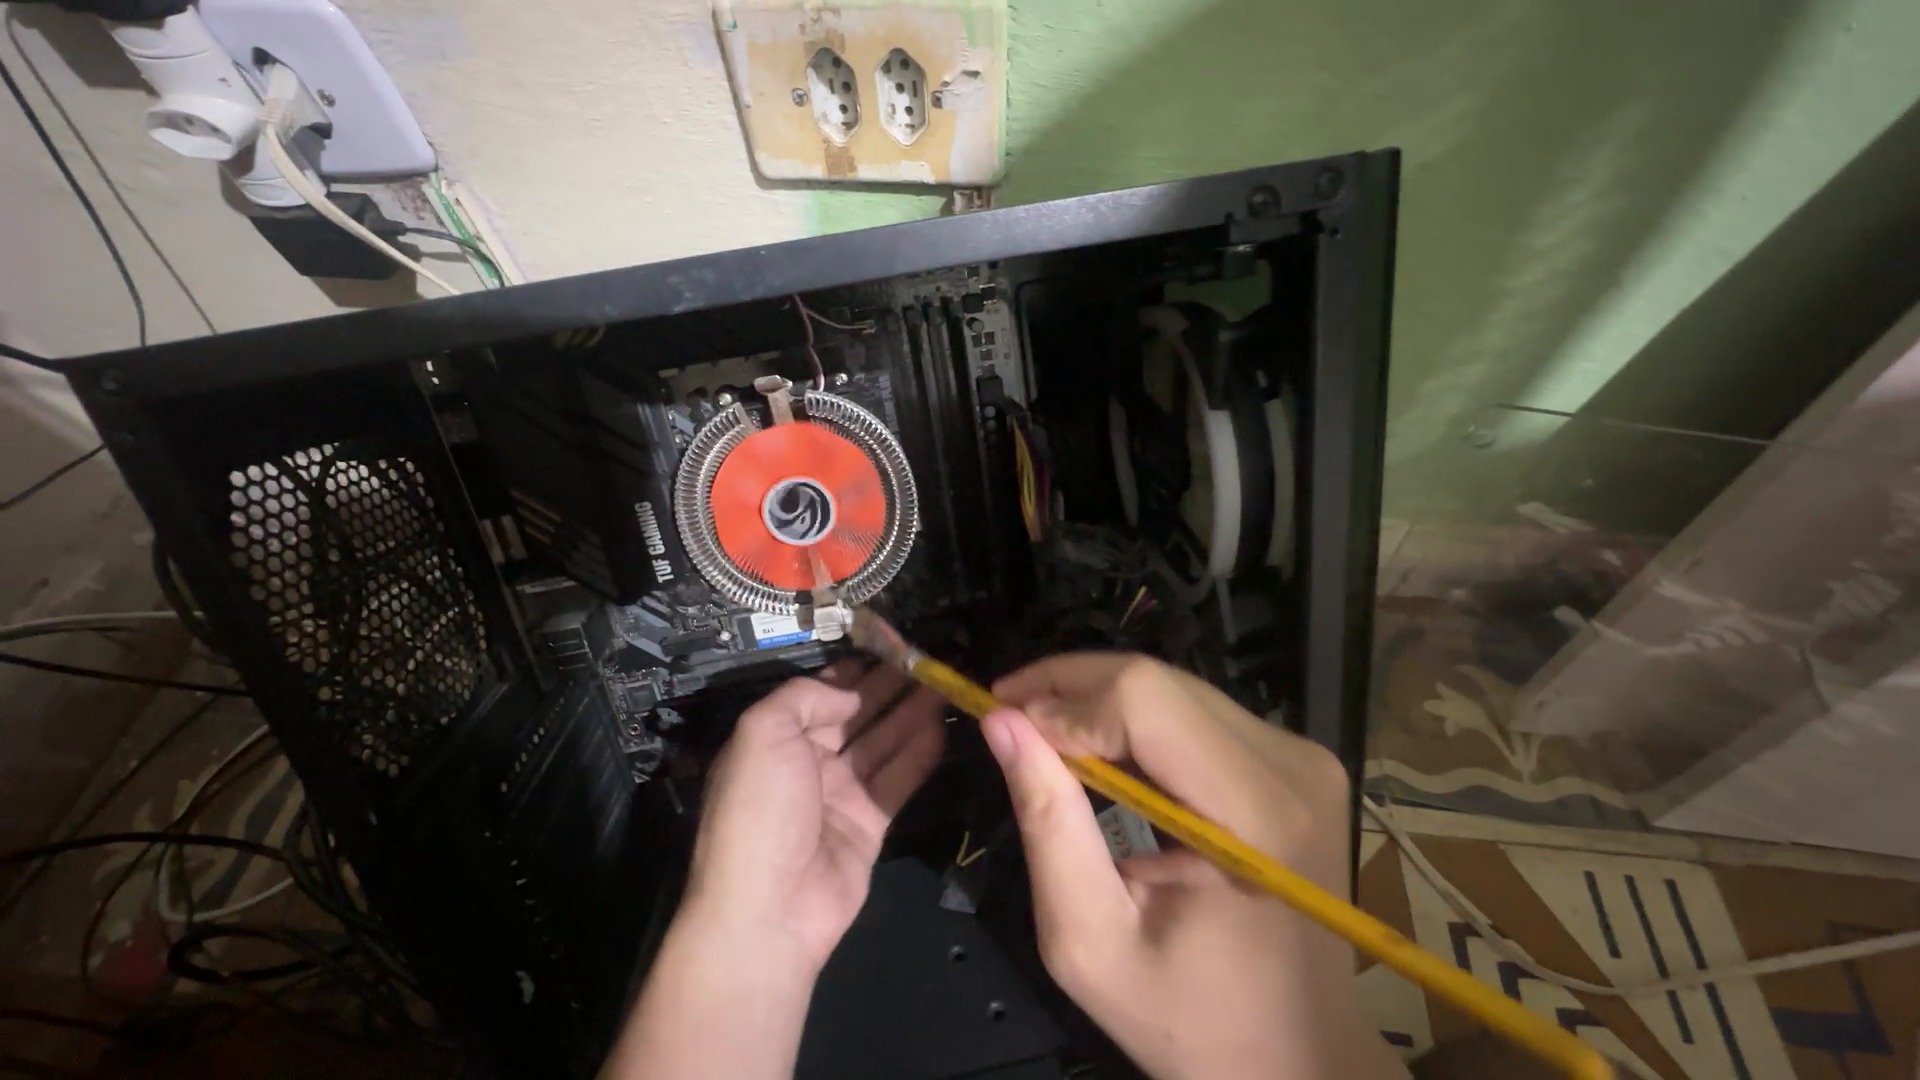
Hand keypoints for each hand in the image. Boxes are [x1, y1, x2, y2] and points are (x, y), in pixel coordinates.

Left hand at [685, 661, 946, 967]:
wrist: (769, 908)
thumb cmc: (758, 811)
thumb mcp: (762, 733)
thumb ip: (804, 697)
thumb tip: (847, 691)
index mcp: (775, 741)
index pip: (819, 696)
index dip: (852, 674)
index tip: (888, 650)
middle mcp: (807, 763)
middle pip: (856, 717)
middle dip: (889, 690)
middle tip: (928, 664)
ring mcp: (839, 795)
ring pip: (882, 745)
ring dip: (911, 716)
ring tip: (945, 687)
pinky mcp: (869, 824)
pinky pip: (898, 780)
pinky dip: (919, 754)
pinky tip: (941, 728)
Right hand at [982, 653, 1404, 1079]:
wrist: (1300, 1059)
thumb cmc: (1193, 1020)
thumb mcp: (1090, 940)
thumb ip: (1047, 822)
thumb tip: (1001, 722)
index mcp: (1255, 813)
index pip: (1145, 699)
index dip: (1064, 699)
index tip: (1004, 725)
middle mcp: (1291, 764)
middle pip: (1157, 681)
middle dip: (1070, 689)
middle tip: (1007, 716)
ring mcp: (1301, 756)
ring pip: (1172, 687)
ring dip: (1097, 701)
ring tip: (1041, 733)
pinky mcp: (1294, 762)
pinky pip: (1193, 713)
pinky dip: (1133, 721)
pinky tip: (1096, 750)